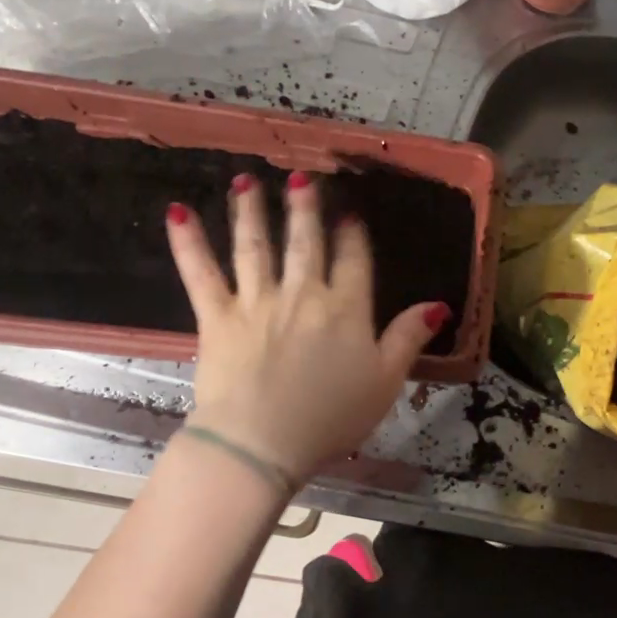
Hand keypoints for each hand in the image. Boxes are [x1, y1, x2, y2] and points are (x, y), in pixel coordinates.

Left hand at [167, 170, 447, 483]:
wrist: (262, 441)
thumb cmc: (331, 417)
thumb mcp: (386, 382)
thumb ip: (408, 339)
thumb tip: (438, 305)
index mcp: (347, 310)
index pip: (353, 260)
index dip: (352, 234)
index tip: (349, 212)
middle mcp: (302, 294)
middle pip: (305, 242)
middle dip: (304, 207)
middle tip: (300, 176)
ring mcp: (256, 302)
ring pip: (255, 246)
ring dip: (251, 211)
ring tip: (248, 181)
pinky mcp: (216, 317)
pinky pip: (201, 273)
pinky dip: (189, 242)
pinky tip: (178, 213)